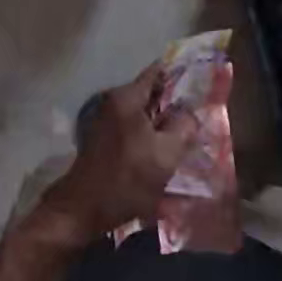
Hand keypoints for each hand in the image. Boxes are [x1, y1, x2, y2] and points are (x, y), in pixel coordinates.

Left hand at [39, 64, 200, 243]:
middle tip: (197, 112)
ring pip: (142, 112)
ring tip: (183, 133)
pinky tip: (162, 149)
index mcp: (127, 97)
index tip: (198, 80)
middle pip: (150, 93)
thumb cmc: (127, 178)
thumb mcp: (166, 154)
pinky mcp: (103, 137)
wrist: (84, 208)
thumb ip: (183, 127)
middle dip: (172, 102)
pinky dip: (147, 133)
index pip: (156, 72)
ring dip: (161, 121)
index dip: (178, 73)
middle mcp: (113, 100)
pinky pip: (132, 126)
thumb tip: (190, 111)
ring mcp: (105, 118)